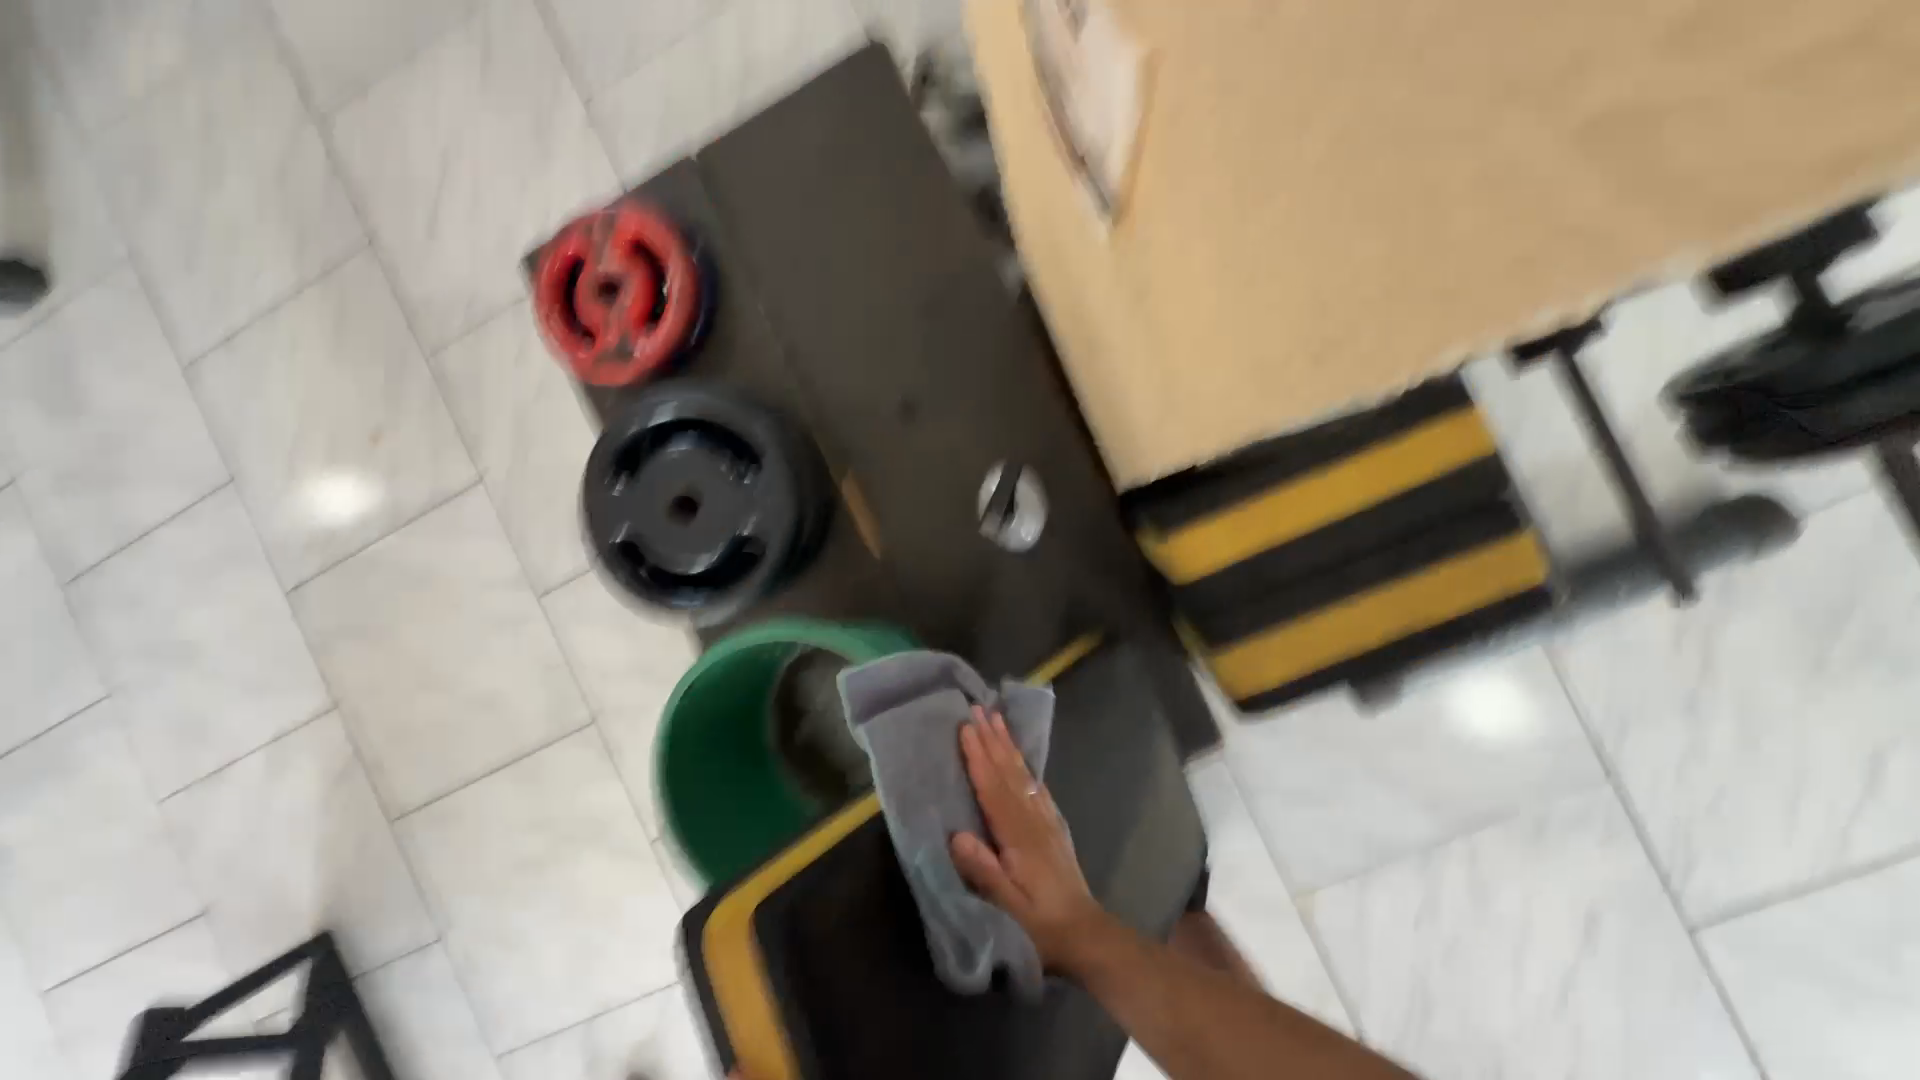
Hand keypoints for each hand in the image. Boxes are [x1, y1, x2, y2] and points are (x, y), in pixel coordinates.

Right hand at [950, 706, 1107, 973]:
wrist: (1086, 936)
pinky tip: (1021, 760)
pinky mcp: (1054, 830)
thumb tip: (957, 835)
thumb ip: (984, 872)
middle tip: (978, 707)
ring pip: (1024, 775)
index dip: (978, 757)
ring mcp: (1047, 823)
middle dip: (993, 739)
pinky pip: (1037, 787)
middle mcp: (1035, 821)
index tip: (965, 727)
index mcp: (1019, 837)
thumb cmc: (1040, 927)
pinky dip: (1025, 767)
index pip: (994, 789)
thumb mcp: (1008, 908)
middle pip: (1010, 773)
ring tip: (997, 719)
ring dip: (1008, 746)